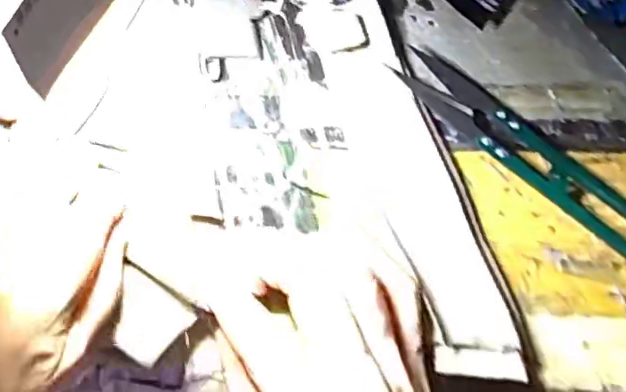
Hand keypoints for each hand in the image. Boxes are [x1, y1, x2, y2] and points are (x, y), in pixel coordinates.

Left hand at [0, 75, 126, 391]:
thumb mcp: (65, 358)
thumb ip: (103, 292)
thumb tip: (121, 229)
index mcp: (52, 264)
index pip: (104, 195)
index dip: (112, 200)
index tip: (107, 210)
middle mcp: (16, 213)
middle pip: (71, 155)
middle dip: (84, 171)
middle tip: (77, 192)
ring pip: (32, 132)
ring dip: (49, 144)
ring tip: (48, 164)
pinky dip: (5, 112)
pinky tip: (14, 127)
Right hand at [188, 225, 429, 391]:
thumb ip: (239, 372)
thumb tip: (223, 318)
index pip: (242, 305)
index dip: (214, 278)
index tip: (205, 274)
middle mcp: (357, 378)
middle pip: (310, 274)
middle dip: (263, 251)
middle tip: (241, 260)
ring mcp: (398, 370)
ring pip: (357, 268)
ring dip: (311, 250)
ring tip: (284, 256)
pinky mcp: (421, 367)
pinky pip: (400, 288)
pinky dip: (367, 255)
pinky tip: (336, 247)